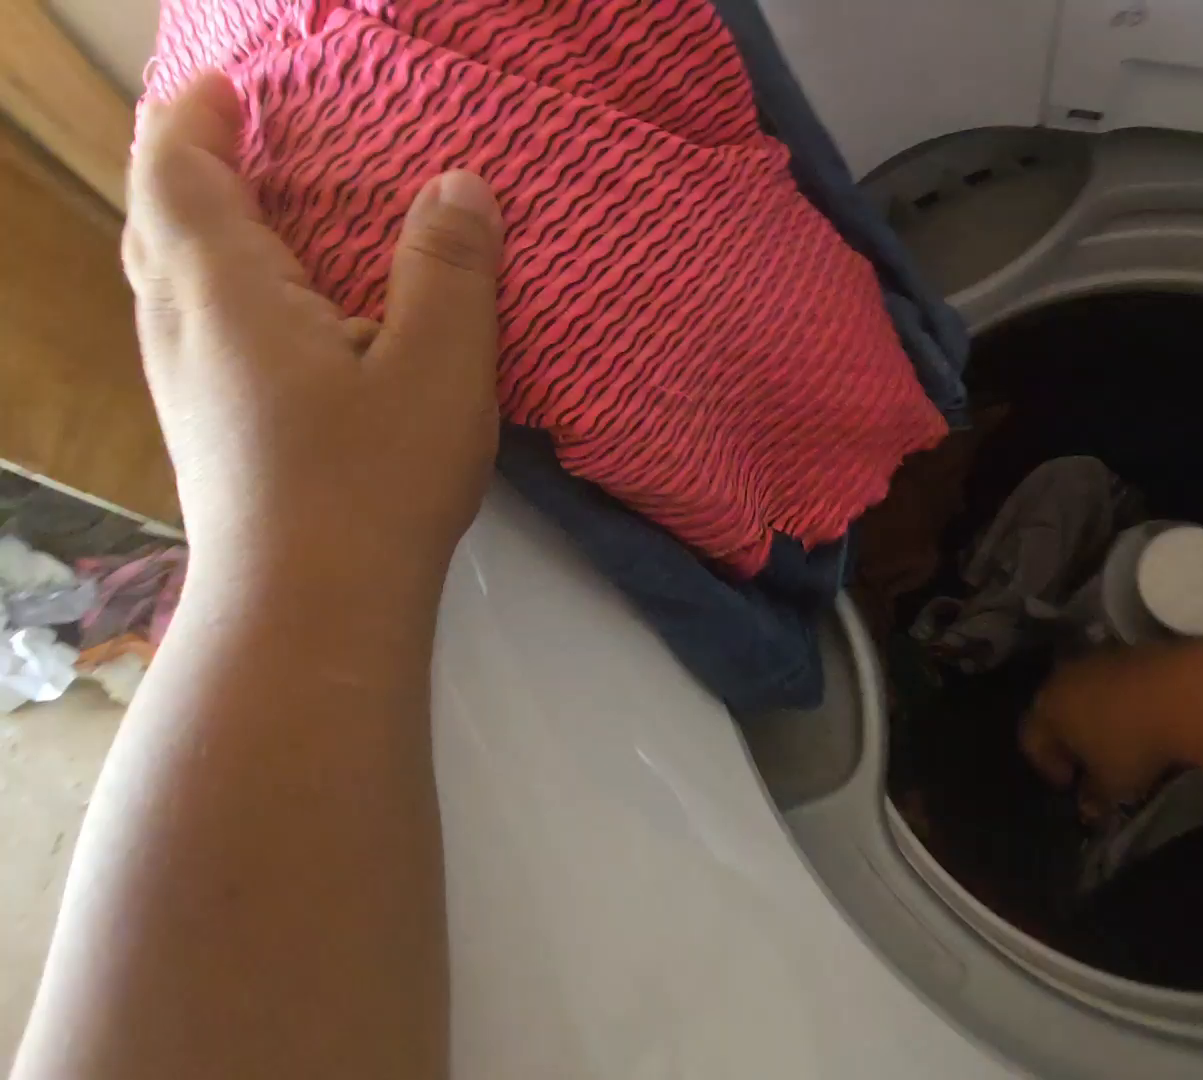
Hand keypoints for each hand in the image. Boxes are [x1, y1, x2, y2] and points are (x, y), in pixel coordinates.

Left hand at [123, 73, 502, 595]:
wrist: (315, 596)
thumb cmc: (376, 475)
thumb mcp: (438, 366)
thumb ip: (449, 272)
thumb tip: (459, 183)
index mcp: (227, 293)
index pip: (183, 173)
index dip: (201, 121)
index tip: (233, 89)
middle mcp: (183, 328)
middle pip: (161, 224)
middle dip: (192, 172)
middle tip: (244, 149)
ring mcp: (188, 386)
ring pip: (175, 285)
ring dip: (207, 238)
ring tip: (268, 229)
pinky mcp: (212, 431)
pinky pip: (202, 333)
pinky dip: (230, 298)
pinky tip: (286, 333)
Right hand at [1020, 647, 1202, 819]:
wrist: (1183, 691)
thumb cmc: (1132, 744)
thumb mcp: (1112, 783)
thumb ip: (1094, 796)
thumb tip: (1088, 807)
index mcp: (1047, 709)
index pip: (1031, 739)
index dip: (1048, 766)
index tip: (1072, 784)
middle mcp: (1063, 678)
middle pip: (1055, 710)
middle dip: (1070, 738)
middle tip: (1092, 763)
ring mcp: (1097, 659)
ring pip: (1085, 692)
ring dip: (1097, 716)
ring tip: (1122, 741)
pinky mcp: (1129, 650)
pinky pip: (1114, 681)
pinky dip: (1121, 700)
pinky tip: (1143, 719)